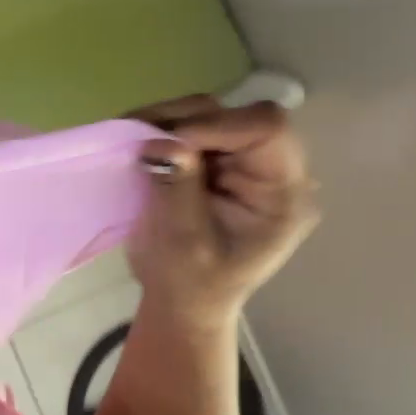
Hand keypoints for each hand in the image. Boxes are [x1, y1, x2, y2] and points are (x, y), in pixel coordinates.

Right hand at [126, 96, 319, 327]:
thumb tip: (161, 143)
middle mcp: (272, 171)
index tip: (167, 145)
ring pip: (210, 112)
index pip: (266, 130)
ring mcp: (243, 164)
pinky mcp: (217, 161)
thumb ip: (178, 190)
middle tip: (139, 140)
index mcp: (283, 194)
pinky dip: (161, 126)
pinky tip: (139, 143)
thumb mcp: (184, 242)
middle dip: (184, 120)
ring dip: (167, 120)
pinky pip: (191, 125)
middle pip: (236, 114)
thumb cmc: (190, 282)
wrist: (183, 302)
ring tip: (133, 139)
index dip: (216, 127)